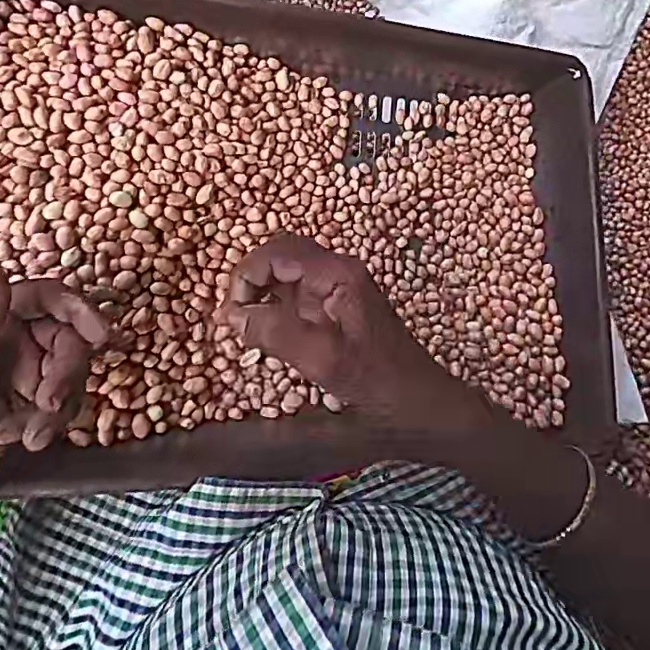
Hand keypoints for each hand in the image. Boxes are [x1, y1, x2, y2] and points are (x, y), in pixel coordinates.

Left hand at [0, 257, 107, 495]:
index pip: (48, 298)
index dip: (79, 310)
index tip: (99, 333)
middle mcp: (13, 340)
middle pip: (69, 338)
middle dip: (68, 371)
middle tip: (52, 399)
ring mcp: (25, 374)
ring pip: (72, 373)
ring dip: (59, 403)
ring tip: (31, 431)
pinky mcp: (33, 407)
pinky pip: (64, 405)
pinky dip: (49, 423)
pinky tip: (21, 438)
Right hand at [216, 234, 483, 432]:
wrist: (417, 398)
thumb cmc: (374, 380)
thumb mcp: (321, 359)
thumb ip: (274, 332)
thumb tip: (232, 315)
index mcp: (337, 273)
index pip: (277, 252)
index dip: (246, 275)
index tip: (233, 312)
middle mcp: (337, 269)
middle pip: (280, 253)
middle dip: (251, 278)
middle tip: (237, 315)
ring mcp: (338, 284)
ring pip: (287, 270)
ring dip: (262, 290)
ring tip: (247, 324)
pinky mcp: (336, 301)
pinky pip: (297, 290)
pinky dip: (275, 304)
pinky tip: (268, 330)